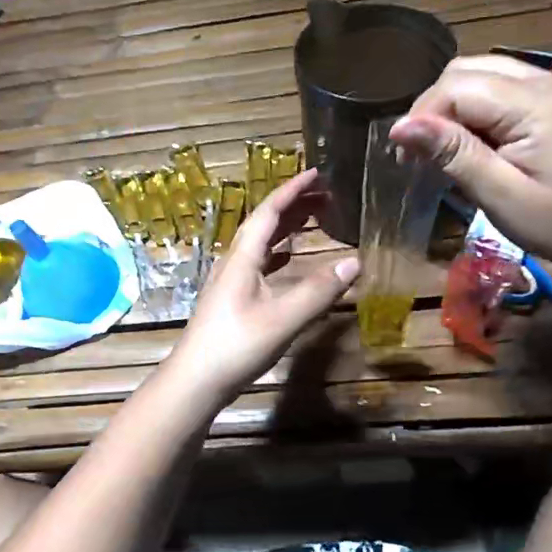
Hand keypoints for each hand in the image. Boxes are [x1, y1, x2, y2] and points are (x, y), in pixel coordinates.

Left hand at [165, 168, 360, 396]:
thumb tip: (355, 262)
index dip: (293, 190)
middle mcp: (234, 261)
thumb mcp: (282, 319)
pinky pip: (259, 262)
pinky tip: (289, 258)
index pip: (269, 212)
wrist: (196, 379)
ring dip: (286, 227)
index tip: (317, 172)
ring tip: (314, 219)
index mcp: (243, 257)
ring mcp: (230, 280)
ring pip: (260, 242)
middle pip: (264, 222)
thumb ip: (319, 291)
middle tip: (326, 195)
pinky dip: (278, 252)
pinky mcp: (231, 298)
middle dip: (294, 205)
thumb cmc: (236, 345)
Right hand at [387, 55, 551, 278]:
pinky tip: (474, 142)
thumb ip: (453, 154)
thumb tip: (399, 126)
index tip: (406, 158)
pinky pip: (504, 86)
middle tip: (420, 153)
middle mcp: (550, 82)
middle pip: (467, 69)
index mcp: (538, 104)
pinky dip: (477, 107)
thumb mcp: (502, 196)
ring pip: (483, 73)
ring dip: (453, 105)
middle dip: (434, 106)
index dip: (422, 116)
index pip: (457, 86)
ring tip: (443, 148)